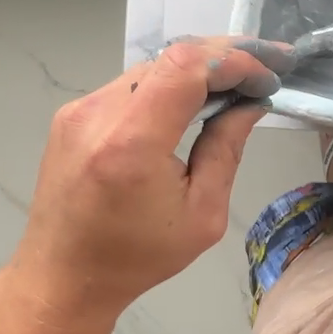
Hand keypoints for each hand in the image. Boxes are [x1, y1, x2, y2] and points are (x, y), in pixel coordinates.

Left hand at [4, 36, 294, 321]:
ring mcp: (80, 110)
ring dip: (198, 70)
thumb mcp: (203, 213)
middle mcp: (99, 114)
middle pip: (170, 59)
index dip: (233, 60)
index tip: (267, 76)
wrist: (64, 276)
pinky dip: (171, 84)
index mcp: (132, 143)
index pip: (185, 67)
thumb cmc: (138, 256)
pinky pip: (133, 84)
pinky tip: (196, 100)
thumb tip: (250, 104)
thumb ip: (226, 150)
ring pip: (153, 67)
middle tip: (266, 68)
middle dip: (224, 57)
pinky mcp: (74, 114)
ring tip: (237, 84)